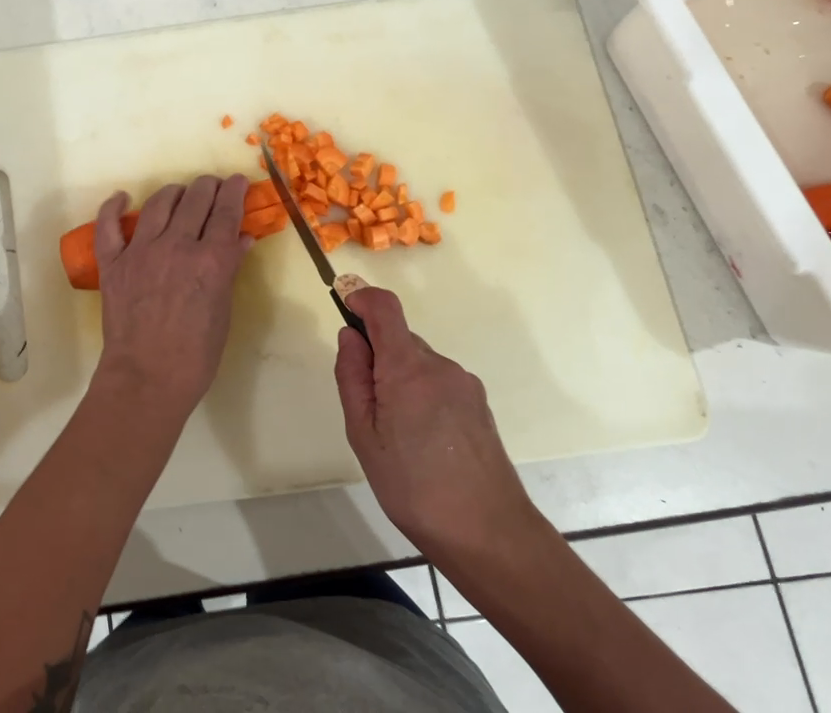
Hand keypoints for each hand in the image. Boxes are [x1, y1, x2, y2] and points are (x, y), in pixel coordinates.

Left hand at [90, 175, 253, 419]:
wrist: (147, 378)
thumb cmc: (196, 356)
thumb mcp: (223, 312)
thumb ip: (229, 270)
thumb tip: (240, 240)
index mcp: (211, 260)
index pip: (226, 213)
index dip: (235, 193)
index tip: (238, 182)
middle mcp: (177, 246)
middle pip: (195, 200)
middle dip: (208, 187)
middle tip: (212, 187)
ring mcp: (140, 252)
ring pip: (158, 204)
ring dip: (172, 193)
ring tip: (179, 193)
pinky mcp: (112, 263)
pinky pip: (108, 226)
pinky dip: (113, 208)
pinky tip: (121, 198)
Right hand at [334, 286, 541, 553]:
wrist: (486, 532)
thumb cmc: (412, 486)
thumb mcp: (363, 435)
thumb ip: (352, 378)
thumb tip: (350, 337)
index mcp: (409, 369)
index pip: (385, 308)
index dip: (362, 298)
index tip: (344, 307)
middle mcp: (442, 367)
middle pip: (401, 340)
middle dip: (376, 358)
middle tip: (365, 409)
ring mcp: (465, 385)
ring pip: (419, 364)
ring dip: (399, 381)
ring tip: (394, 436)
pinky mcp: (479, 405)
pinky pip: (438, 383)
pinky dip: (420, 396)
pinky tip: (420, 442)